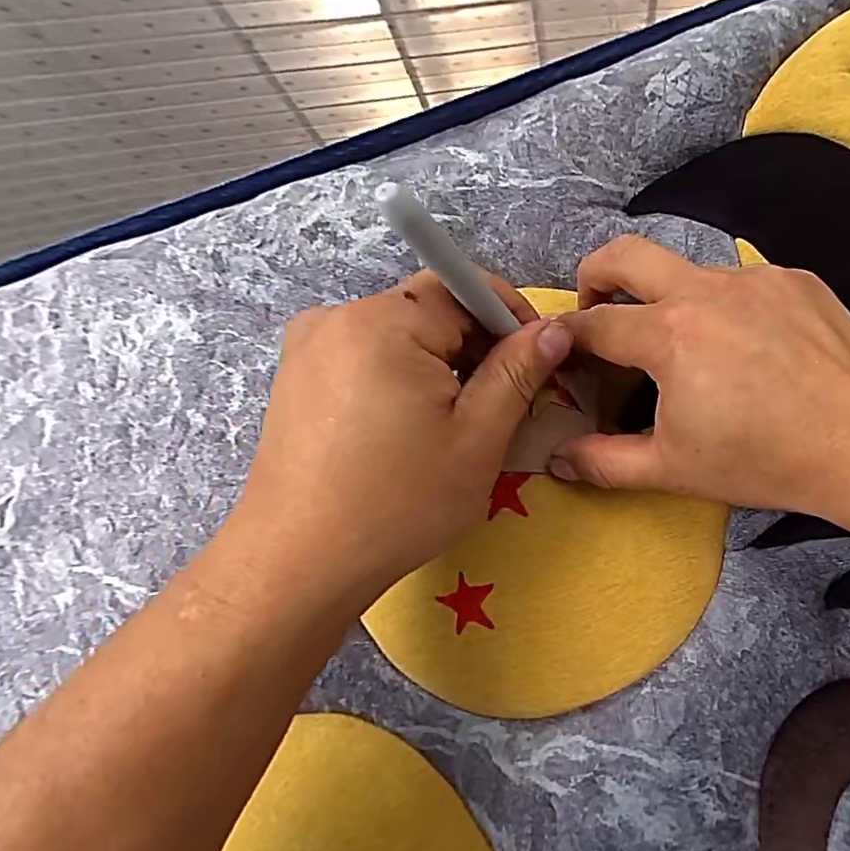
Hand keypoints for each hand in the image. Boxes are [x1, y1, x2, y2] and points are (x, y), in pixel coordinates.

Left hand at [228, 270, 572, 597]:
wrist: (302, 561)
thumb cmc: (401, 504)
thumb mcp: (478, 439)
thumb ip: (517, 373)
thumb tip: (553, 330)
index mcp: (385, 323)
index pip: (464, 288)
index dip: (510, 318)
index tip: (539, 360)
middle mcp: (338, 318)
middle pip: (429, 311)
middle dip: (475, 347)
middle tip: (504, 403)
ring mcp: (309, 347)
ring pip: (399, 338)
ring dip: (439, 367)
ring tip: (455, 426)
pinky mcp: (296, 378)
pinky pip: (367, 360)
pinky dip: (401, 381)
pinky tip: (409, 432)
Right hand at [552, 235, 849, 525]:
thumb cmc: (764, 460)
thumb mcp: (673, 469)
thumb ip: (606, 462)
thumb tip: (559, 459)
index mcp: (670, 335)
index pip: (595, 324)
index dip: (568, 338)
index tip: (563, 351)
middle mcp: (707, 290)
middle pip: (627, 254)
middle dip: (595, 274)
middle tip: (597, 309)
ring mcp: (756, 279)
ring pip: (691, 272)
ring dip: (671, 301)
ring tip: (690, 353)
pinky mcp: (796, 281)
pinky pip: (744, 284)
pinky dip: (728, 310)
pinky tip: (752, 355)